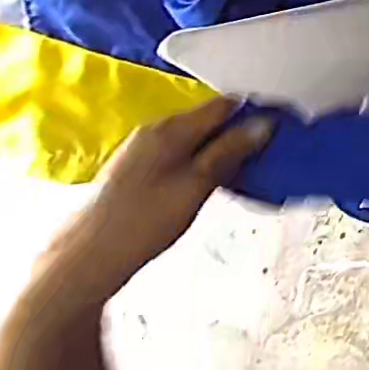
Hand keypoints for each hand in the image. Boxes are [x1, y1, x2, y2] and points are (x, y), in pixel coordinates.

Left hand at [45, 98, 272, 298]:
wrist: (80, 265)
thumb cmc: (142, 222)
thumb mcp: (197, 184)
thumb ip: (231, 150)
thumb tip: (266, 122)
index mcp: (168, 130)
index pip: (226, 104)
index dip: (259, 110)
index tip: (288, 124)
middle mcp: (155, 132)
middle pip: (214, 119)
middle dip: (247, 130)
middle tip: (279, 147)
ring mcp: (145, 152)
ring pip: (203, 138)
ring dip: (231, 147)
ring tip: (258, 163)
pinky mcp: (142, 170)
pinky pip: (189, 153)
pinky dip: (212, 160)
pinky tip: (226, 177)